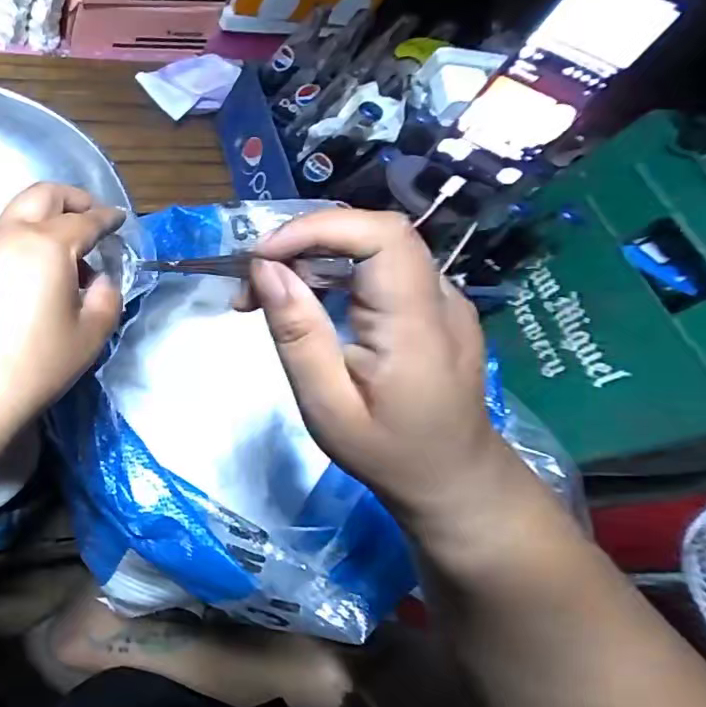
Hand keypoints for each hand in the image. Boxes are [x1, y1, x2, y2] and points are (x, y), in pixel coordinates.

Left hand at [0, 182, 125, 449]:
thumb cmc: (34, 365)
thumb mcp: (89, 335)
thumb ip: (105, 297)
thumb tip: (98, 280)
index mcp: (45, 244)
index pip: (85, 219)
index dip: (108, 218)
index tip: (120, 220)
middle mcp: (9, 235)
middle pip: (43, 195)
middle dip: (73, 199)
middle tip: (92, 217)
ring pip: (17, 213)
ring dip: (46, 217)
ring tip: (66, 252)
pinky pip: (0, 238)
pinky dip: (24, 238)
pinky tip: (34, 274)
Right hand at [237, 209, 516, 519]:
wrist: (453, 478)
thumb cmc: (387, 452)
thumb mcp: (327, 408)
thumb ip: (298, 335)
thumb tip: (265, 269)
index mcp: (417, 324)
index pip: (380, 235)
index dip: (317, 228)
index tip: (261, 257)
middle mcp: (439, 297)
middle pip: (370, 232)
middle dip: (302, 242)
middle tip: (252, 283)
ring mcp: (442, 297)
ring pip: (371, 245)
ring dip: (311, 256)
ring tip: (267, 295)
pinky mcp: (432, 303)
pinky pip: (378, 267)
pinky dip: (332, 271)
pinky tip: (305, 302)